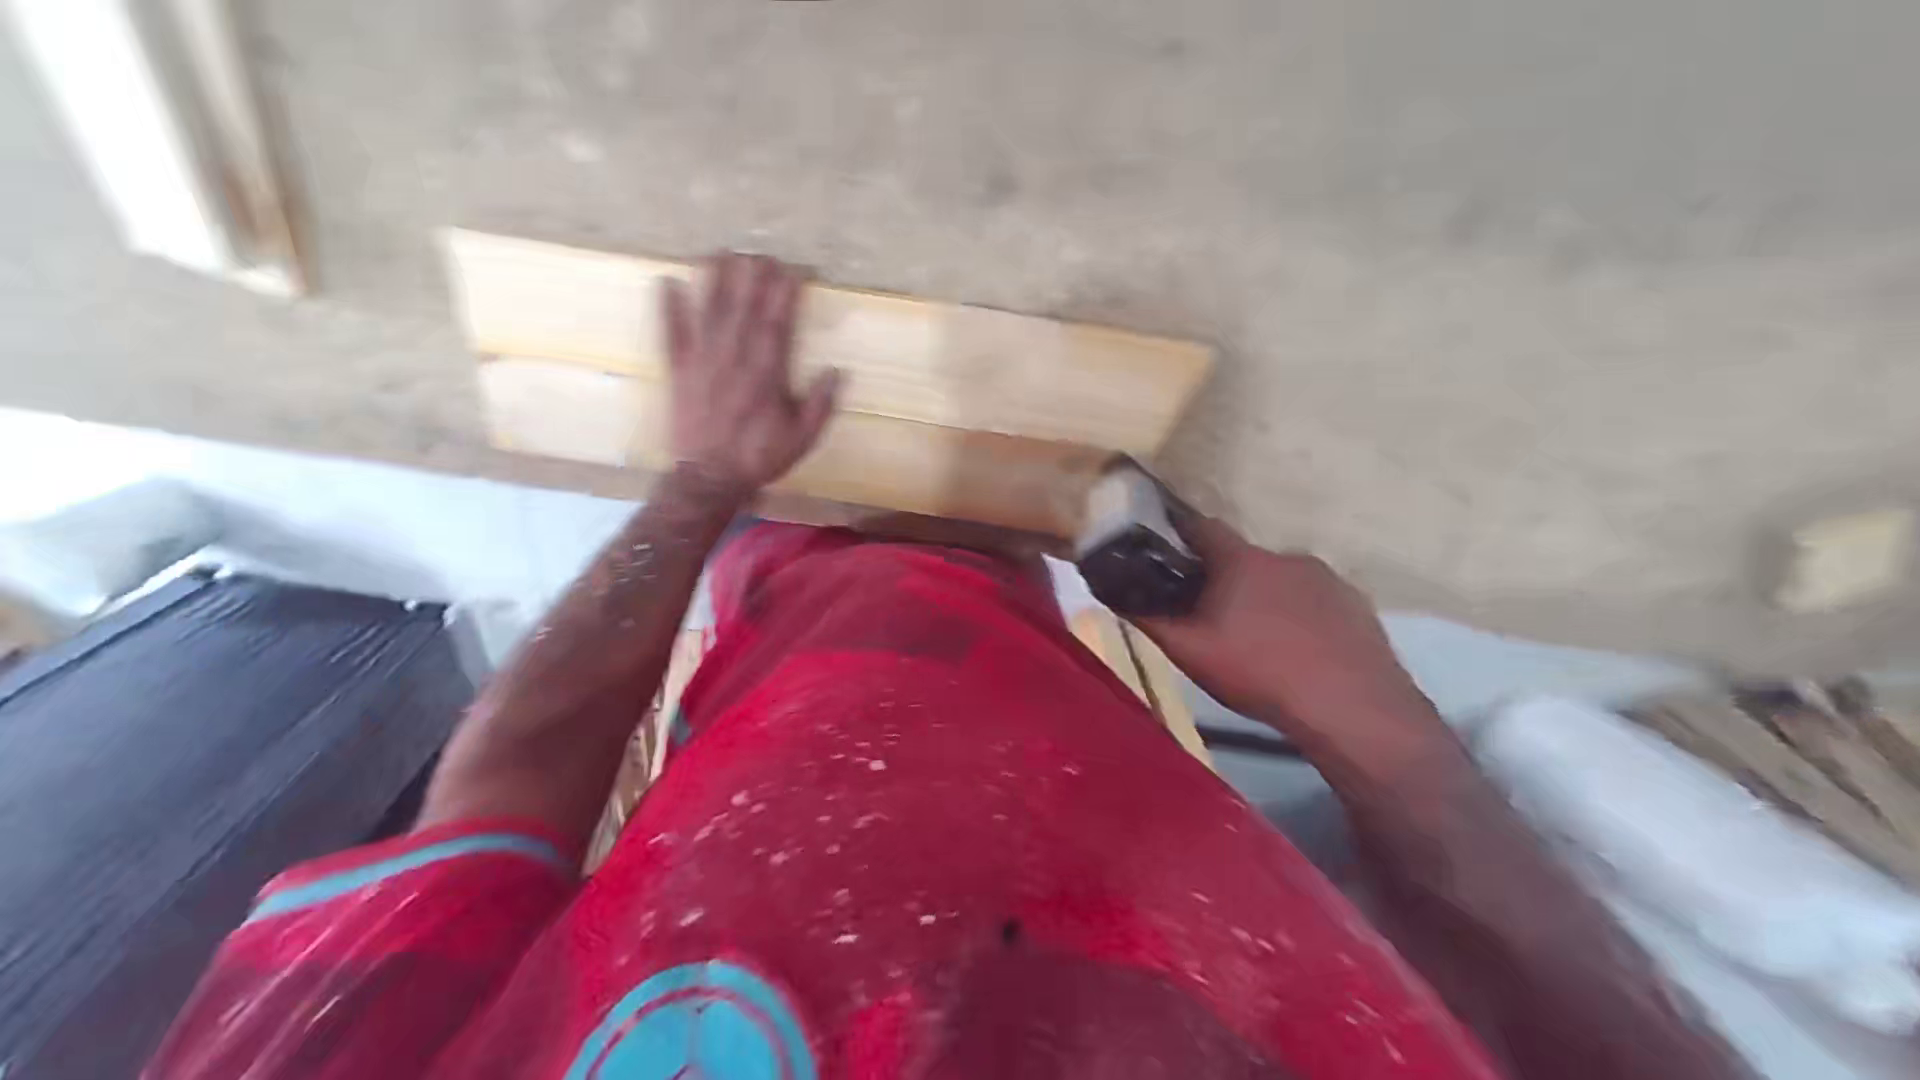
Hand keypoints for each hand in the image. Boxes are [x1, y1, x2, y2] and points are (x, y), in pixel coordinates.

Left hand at [663, 253, 840, 492]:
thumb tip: (837, 371)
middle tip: (760, 251)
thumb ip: (820, 404)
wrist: (709, 479)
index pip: (778, 323)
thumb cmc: (760, 457)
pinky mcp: (678, 372)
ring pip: (709, 312)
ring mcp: (702, 362)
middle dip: (753, 276)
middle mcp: (734, 359)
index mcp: (767, 373)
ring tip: (721, 253)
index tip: (792, 269)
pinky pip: (671, 335)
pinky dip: (667, 309)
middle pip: (745, 308)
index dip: (785, 293)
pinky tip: (666, 283)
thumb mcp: (803, 438)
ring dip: (715, 280)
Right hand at [1131, 516, 1443, 756]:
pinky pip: (1315, 600)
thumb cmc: (1260, 673)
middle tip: (1212, 618)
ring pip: (1280, 580)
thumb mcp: (1190, 651)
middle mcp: (1286, 557)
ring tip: (1259, 641)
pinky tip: (1300, 651)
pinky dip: (1301, 615)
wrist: (1353, 710)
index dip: (1179, 533)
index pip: (1201, 527)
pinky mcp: (1357, 605)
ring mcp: (1328, 579)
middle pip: (1241, 559)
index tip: (1164, 547)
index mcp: (1242, 561)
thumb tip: (1114, 591)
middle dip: (1223, 579)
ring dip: (1264, 598)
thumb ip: (1149, 618)